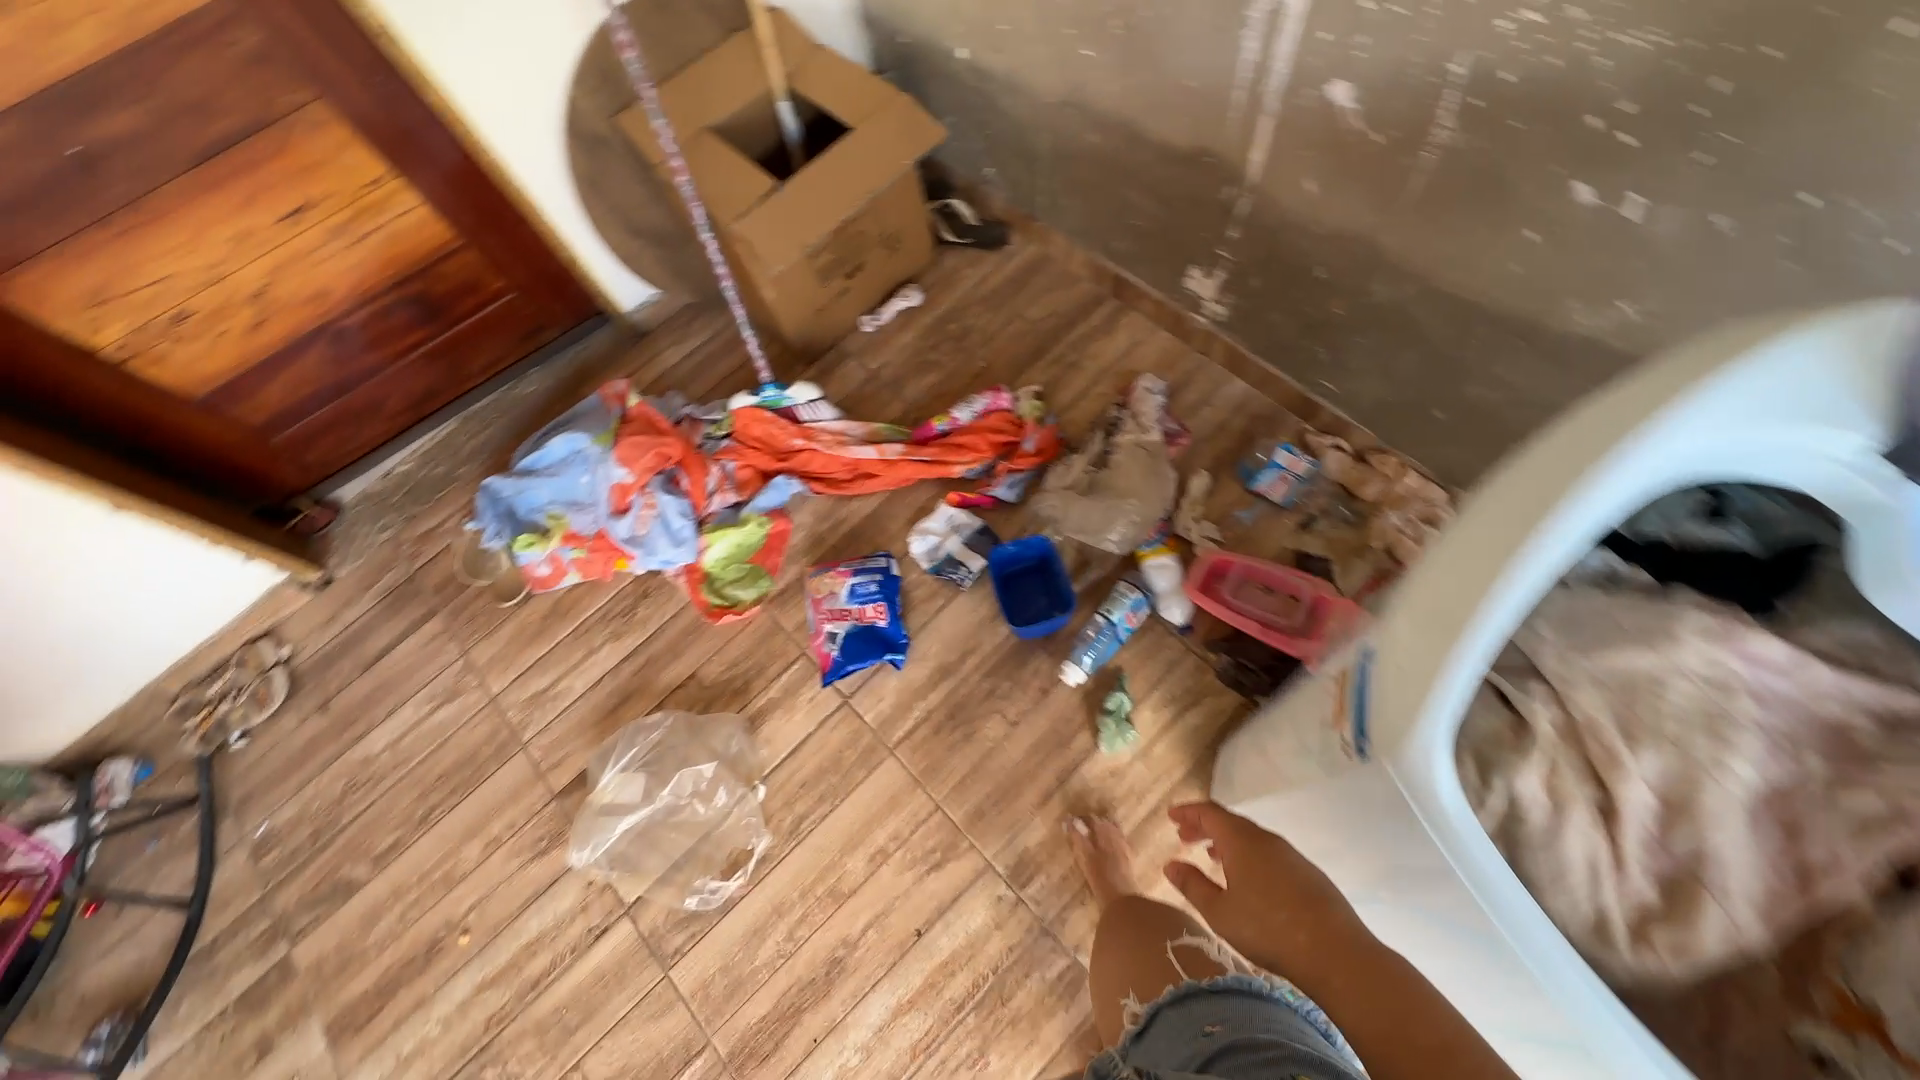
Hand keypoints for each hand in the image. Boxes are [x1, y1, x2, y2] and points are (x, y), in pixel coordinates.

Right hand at [1163, 800, 1375, 982]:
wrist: (1335, 953)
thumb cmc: (1267, 929)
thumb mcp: (1219, 912)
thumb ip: (1192, 885)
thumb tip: (1170, 864)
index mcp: (1241, 841)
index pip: (1210, 813)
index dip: (1188, 812)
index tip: (1171, 816)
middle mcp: (1267, 840)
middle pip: (1231, 822)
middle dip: (1205, 827)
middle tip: (1184, 837)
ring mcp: (1291, 855)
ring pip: (1252, 839)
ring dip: (1228, 843)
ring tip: (1212, 857)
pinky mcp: (1308, 874)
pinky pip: (1269, 854)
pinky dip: (1249, 856)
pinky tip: (1247, 880)